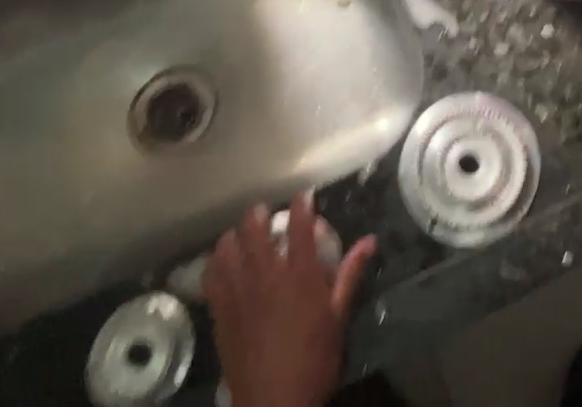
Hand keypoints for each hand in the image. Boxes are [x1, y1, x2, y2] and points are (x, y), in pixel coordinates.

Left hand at [204, 195, 377, 406]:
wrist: (274, 404)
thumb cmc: (314, 360)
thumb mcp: (338, 317)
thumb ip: (350, 274)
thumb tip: (370, 241)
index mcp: (299, 276)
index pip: (300, 226)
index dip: (302, 205)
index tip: (304, 195)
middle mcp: (266, 276)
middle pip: (254, 228)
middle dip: (259, 214)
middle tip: (266, 214)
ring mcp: (239, 293)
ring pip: (228, 247)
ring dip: (236, 235)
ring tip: (242, 236)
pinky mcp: (220, 311)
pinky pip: (211, 275)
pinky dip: (216, 262)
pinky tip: (222, 263)